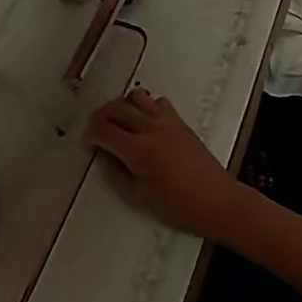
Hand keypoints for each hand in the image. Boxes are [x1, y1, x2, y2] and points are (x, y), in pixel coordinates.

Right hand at [85, 89, 247, 238]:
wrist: (214, 200)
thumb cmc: (179, 204)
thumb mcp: (138, 195)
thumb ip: (117, 172)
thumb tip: (105, 157)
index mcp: (137, 149)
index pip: (103, 130)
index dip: (90, 134)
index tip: (87, 142)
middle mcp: (151, 129)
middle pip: (116, 108)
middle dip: (100, 115)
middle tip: (95, 128)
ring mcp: (167, 122)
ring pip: (137, 97)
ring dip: (122, 104)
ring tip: (117, 119)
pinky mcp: (180, 122)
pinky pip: (158, 102)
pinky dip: (146, 104)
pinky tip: (143, 119)